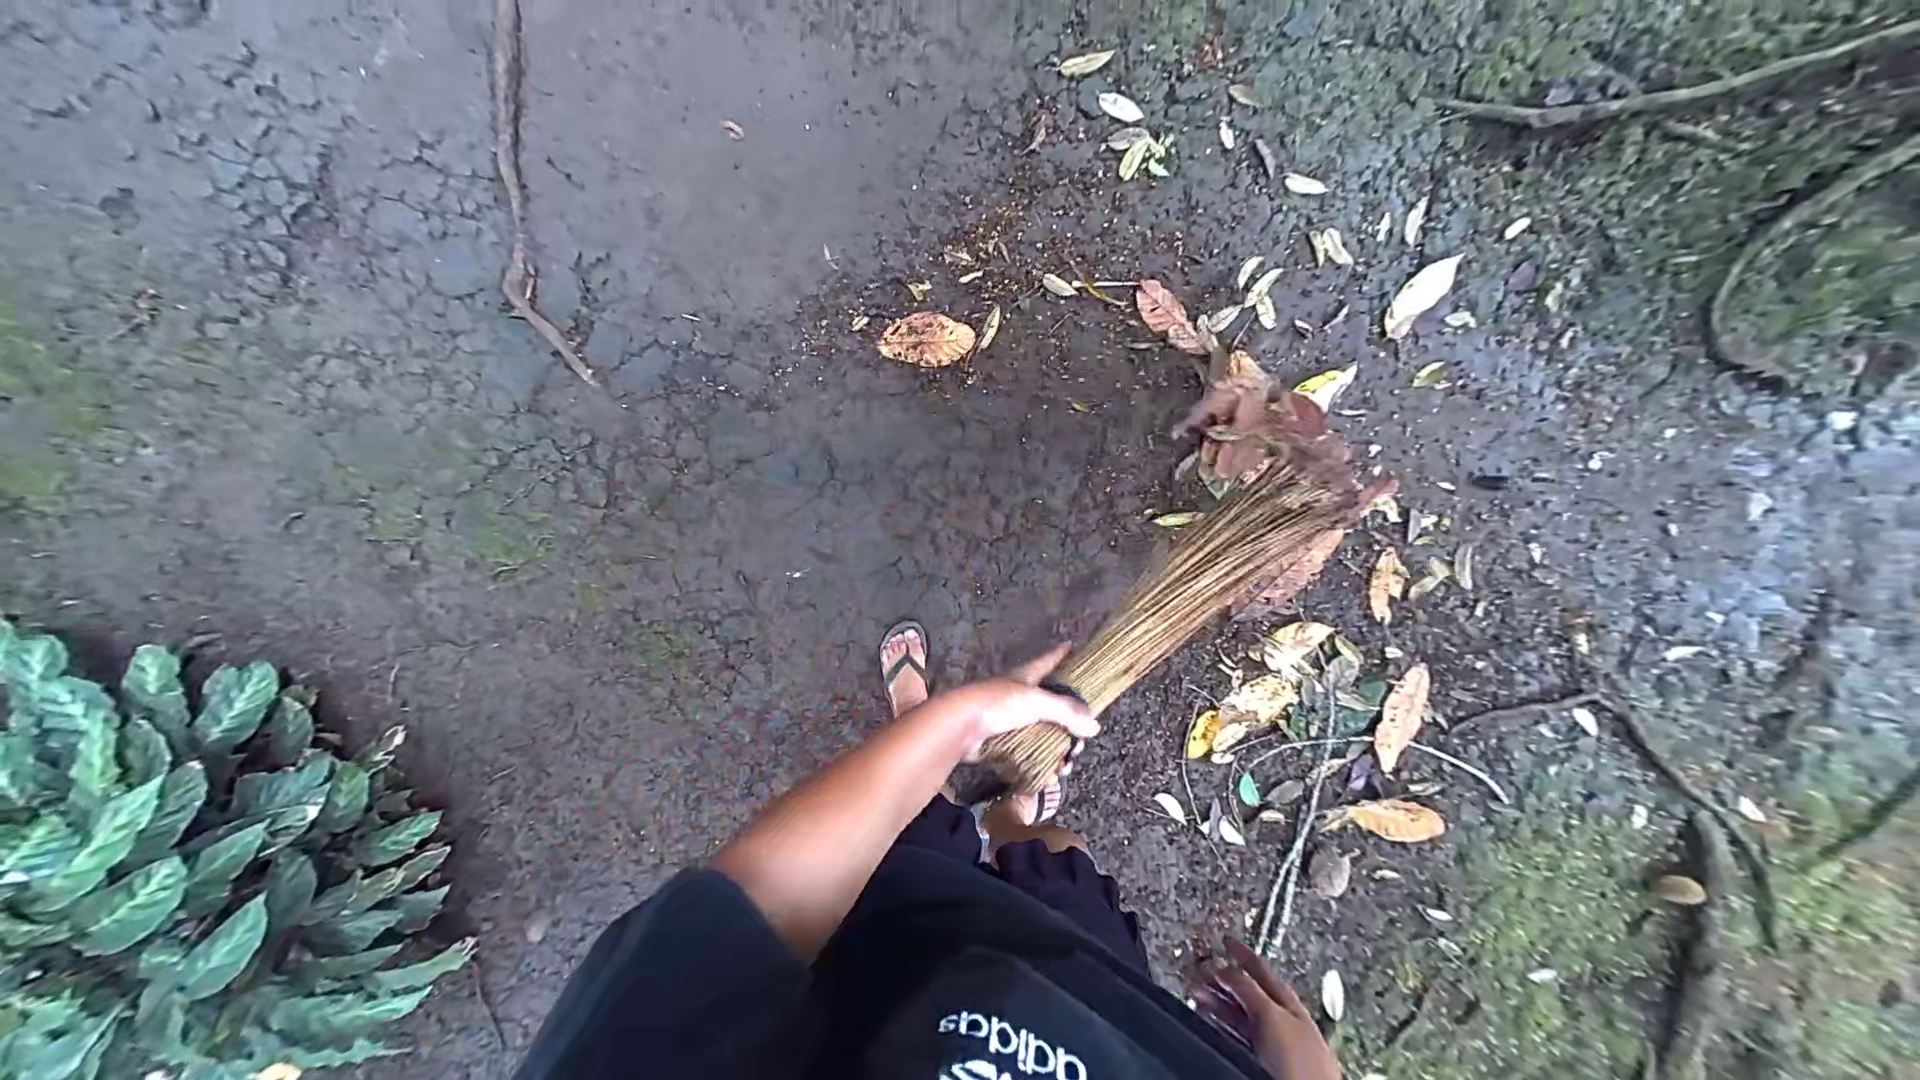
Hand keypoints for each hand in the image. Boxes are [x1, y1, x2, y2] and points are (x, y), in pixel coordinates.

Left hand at [905, 643, 1098, 758]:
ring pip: (1042, 732)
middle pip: (1052, 705)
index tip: (1076, 648)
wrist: (957, 728)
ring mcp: (1010, 720)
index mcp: (1026, 677)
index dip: (1063, 654)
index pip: (1049, 661)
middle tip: (1081, 742)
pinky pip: (1028, 753)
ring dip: (1058, 750)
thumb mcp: (1035, 701)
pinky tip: (1050, 775)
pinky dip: (1042, 764)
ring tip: (1065, 766)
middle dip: (1070, 724)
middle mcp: (1019, 695)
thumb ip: (1066, 711)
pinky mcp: (1002, 743)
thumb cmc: (995, 703)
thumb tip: (1094, 725)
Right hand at [1194, 940, 1341, 1079]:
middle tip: (1200, 969)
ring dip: (1217, 1000)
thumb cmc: (1302, 1063)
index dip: (1240, 952)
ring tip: (1198, 993)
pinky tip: (1210, 1020)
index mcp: (1286, 1000)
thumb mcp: (1270, 1015)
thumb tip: (1223, 967)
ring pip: (1239, 1012)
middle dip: (1221, 978)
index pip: (1258, 966)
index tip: (1225, 940)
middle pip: (1245, 989)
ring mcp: (1273, 1040)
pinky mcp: (1264, 1061)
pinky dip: (1220, 1022)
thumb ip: (1246, 987)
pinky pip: (1236, 1033)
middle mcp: (1280, 1018)